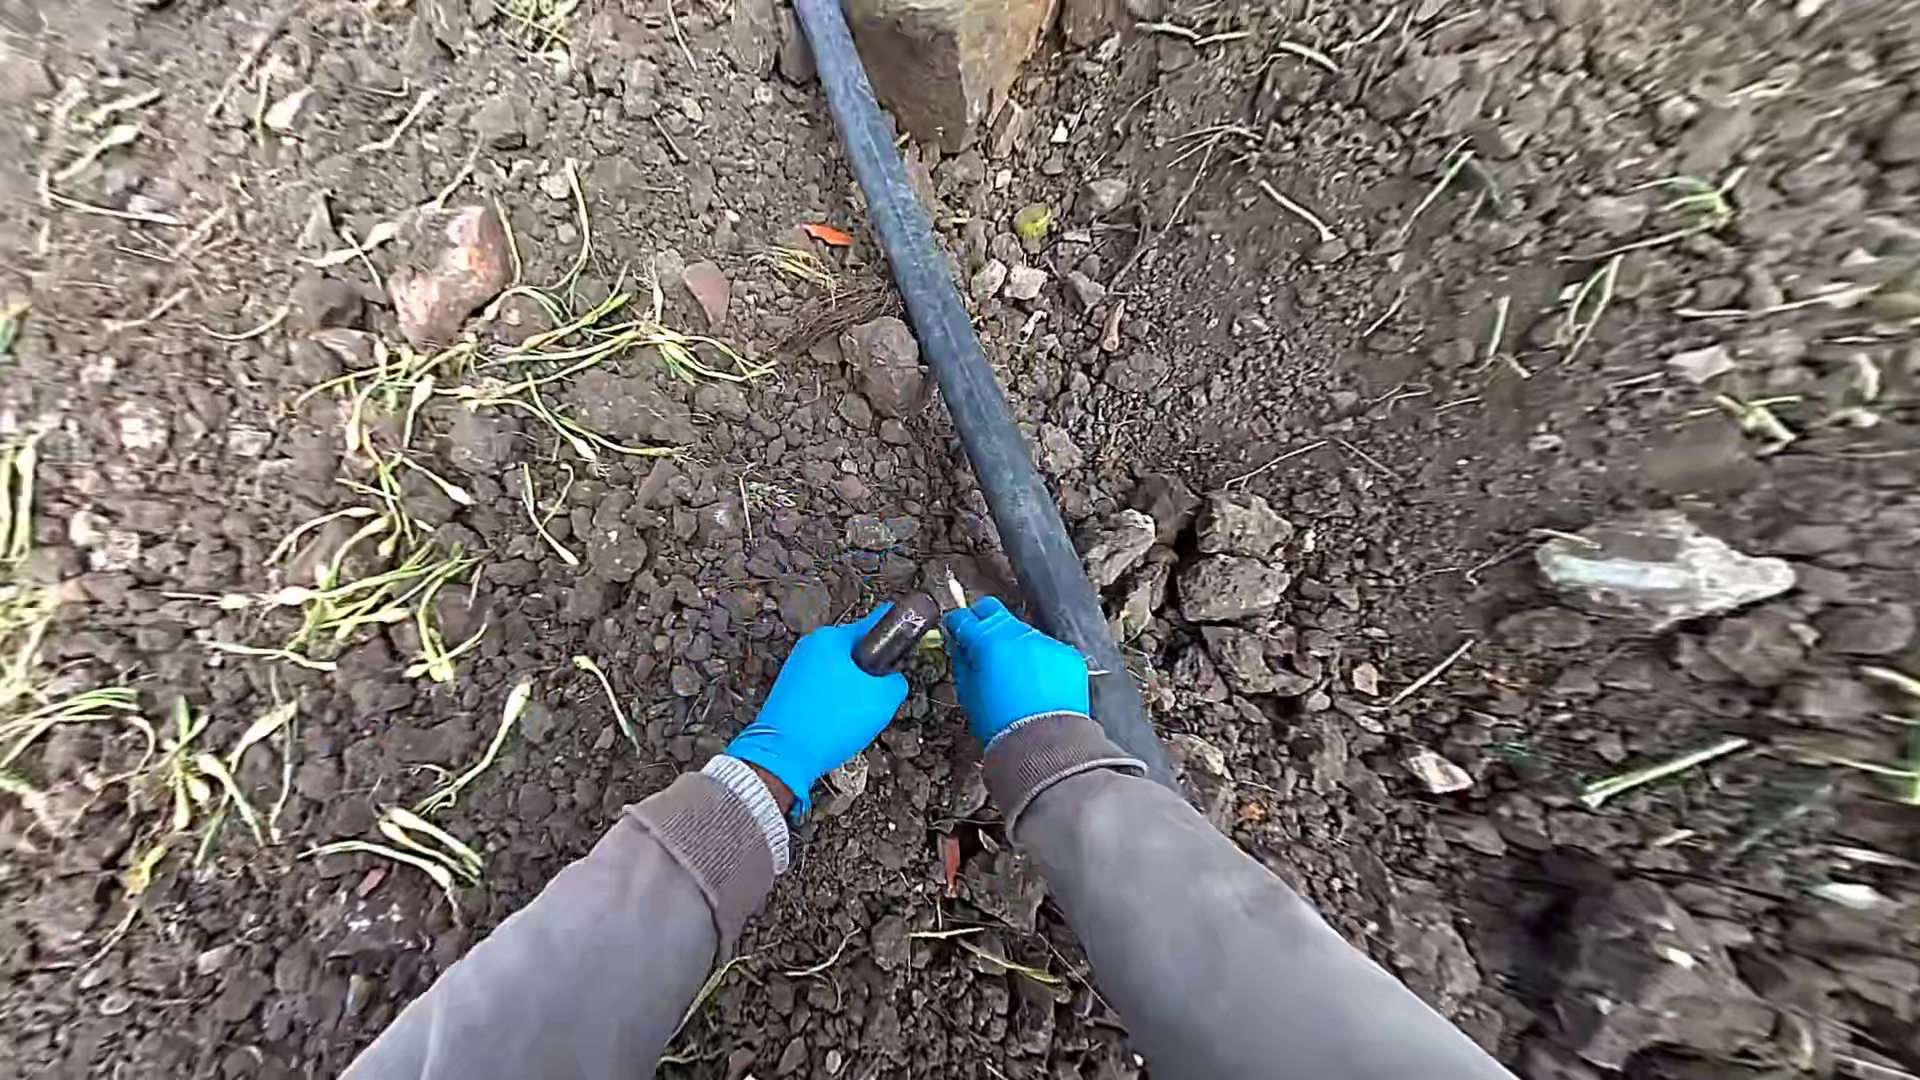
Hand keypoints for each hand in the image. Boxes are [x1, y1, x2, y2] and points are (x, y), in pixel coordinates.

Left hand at [726, 607, 908, 814]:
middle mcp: (810, 646)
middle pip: (856, 651)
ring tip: (852, 713)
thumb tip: (893, 679)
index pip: (874, 625)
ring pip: (840, 671)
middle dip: (869, 673)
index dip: (894, 637)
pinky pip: (824, 687)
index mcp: (830, 638)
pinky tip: (836, 720)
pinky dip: (834, 700)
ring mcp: (797, 667)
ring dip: (852, 688)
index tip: (904, 643)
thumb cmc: (828, 724)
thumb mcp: (882, 701)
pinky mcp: (789, 688)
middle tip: (875, 695)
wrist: (784, 756)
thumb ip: (896, 681)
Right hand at [943, 597, 1088, 742]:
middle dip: (983, 622)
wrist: (1045, 745)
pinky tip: (1037, 684)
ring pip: (1023, 632)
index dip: (958, 625)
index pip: (965, 618)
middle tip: (981, 644)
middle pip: (994, 611)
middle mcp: (1019, 634)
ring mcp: (1046, 642)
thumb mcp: (968, 693)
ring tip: (1014, 676)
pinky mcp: (1067, 655)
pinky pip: (1048, 650)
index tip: (957, 631)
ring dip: (1015, 646)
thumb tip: (959, 643)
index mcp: (989, 641)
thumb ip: (962, 660)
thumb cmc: (1002, 725)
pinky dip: (1040, 662)